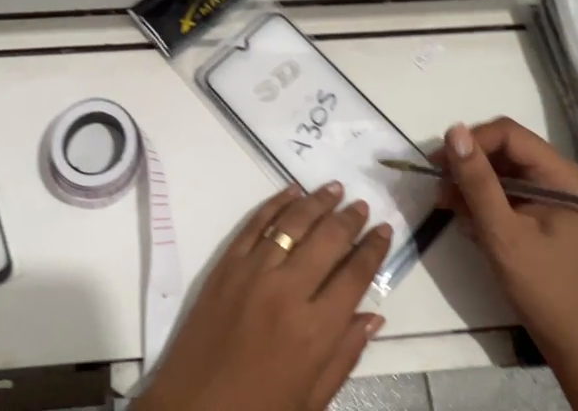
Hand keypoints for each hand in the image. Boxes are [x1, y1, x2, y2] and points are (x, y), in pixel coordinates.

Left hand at [135, 182, 391, 410]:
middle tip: (362, 204)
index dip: (374, 249)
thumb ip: (345, 355)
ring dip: (317, 202)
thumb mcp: (313, 398)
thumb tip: (374, 315)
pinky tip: (291, 192)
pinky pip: (254, 224)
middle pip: (327, 240)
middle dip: (349, 219)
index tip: (385, 230)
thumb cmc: (259, 410)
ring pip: (293, 224)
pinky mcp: (225, 265)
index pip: (355, 275)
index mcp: (315, 330)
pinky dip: (275, 204)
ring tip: (334, 188)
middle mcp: (288, 291)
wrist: (192, 410)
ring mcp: (253, 273)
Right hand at [434, 118, 577, 410]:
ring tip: (449, 207)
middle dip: (469, 167)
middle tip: (439, 189)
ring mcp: (554, 194)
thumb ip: (477, 182)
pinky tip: (468, 221)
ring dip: (471, 185)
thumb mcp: (502, 234)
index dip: (472, 142)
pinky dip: (483, 201)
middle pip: (504, 150)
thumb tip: (453, 132)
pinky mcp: (543, 212)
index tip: (439, 165)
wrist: (574, 343)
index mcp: (564, 176)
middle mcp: (562, 176)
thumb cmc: (543, 288)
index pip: (509, 135)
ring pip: (501, 170)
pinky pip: (506, 191)